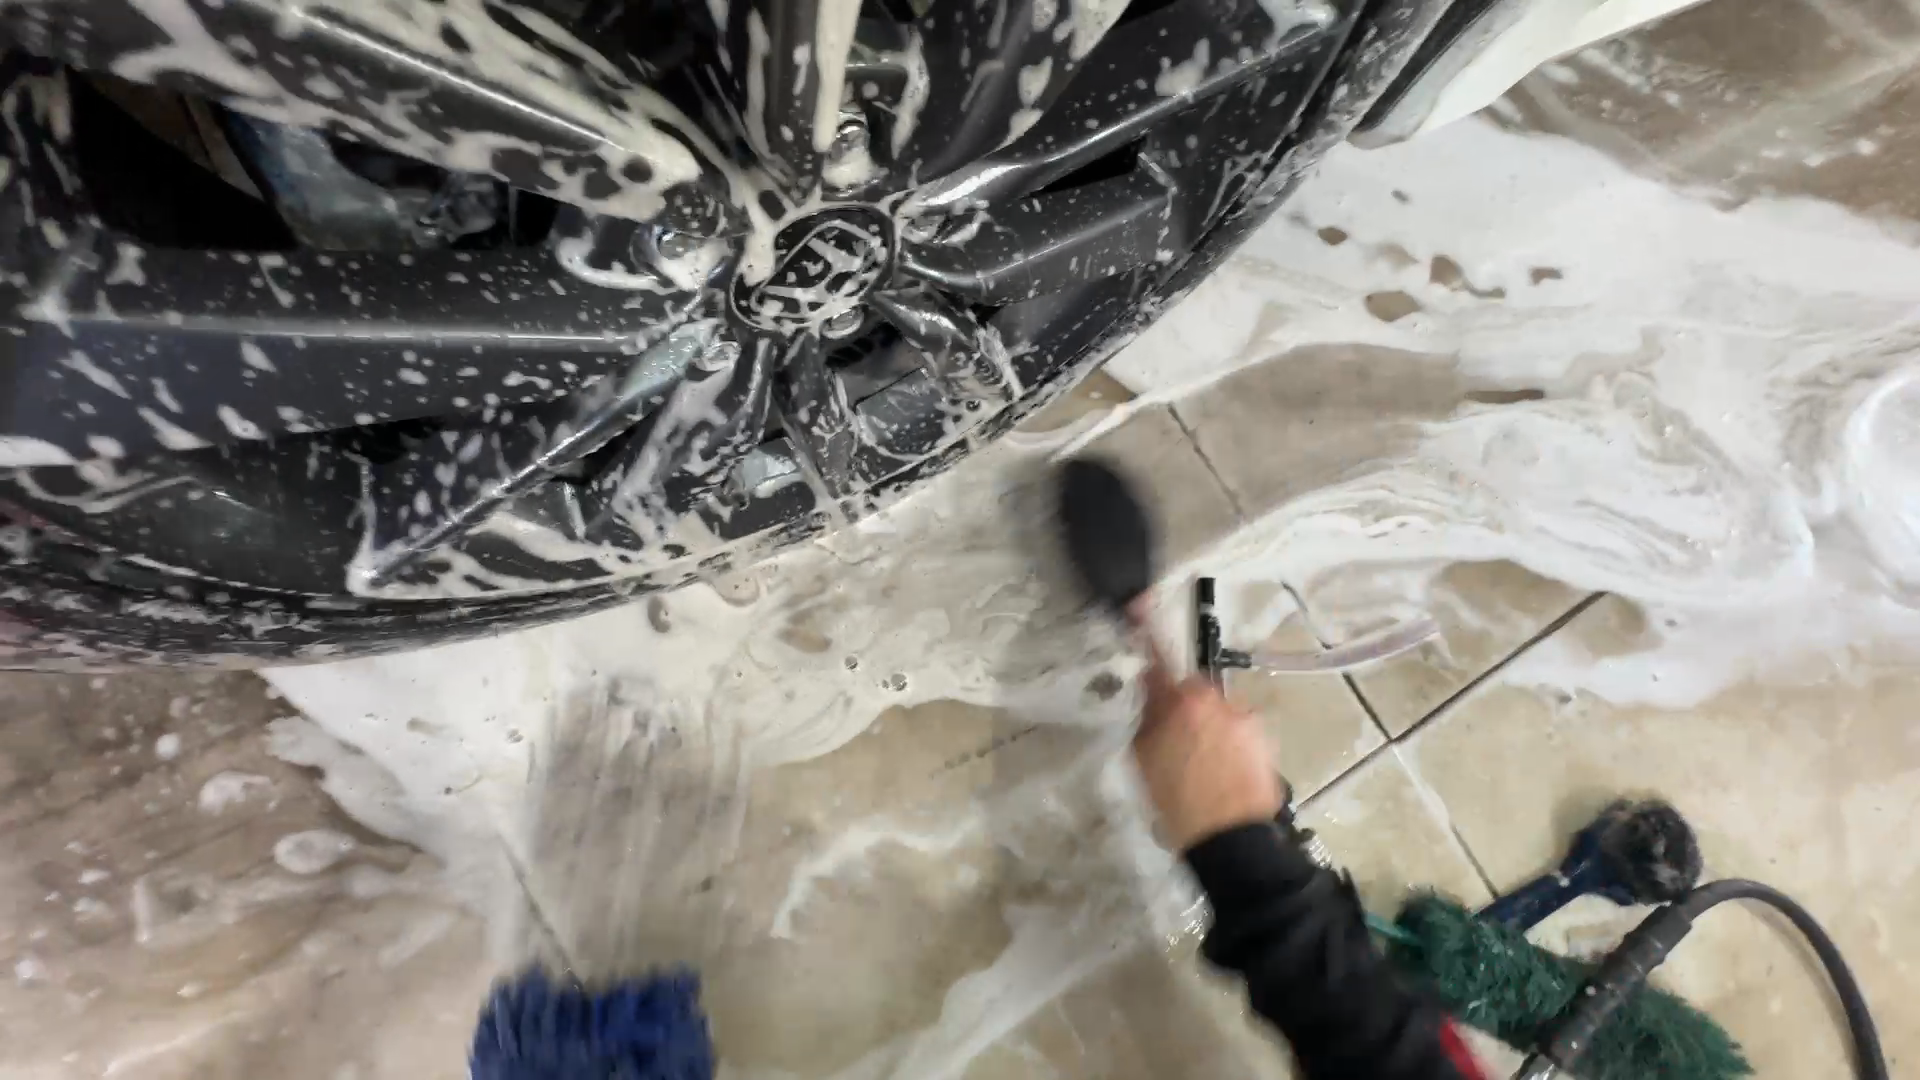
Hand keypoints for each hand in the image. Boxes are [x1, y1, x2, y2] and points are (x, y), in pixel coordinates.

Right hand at [1129, 626, 1284, 850]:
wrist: (1231, 841)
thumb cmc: (1178, 801)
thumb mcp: (1143, 757)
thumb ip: (1144, 714)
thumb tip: (1146, 687)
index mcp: (1181, 701)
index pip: (1158, 657)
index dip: (1146, 631)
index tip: (1139, 606)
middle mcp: (1215, 700)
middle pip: (1191, 688)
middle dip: (1182, 704)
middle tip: (1171, 737)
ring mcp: (1243, 718)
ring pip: (1215, 710)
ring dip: (1206, 723)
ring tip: (1199, 762)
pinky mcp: (1263, 738)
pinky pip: (1237, 728)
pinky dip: (1228, 739)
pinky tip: (1221, 768)